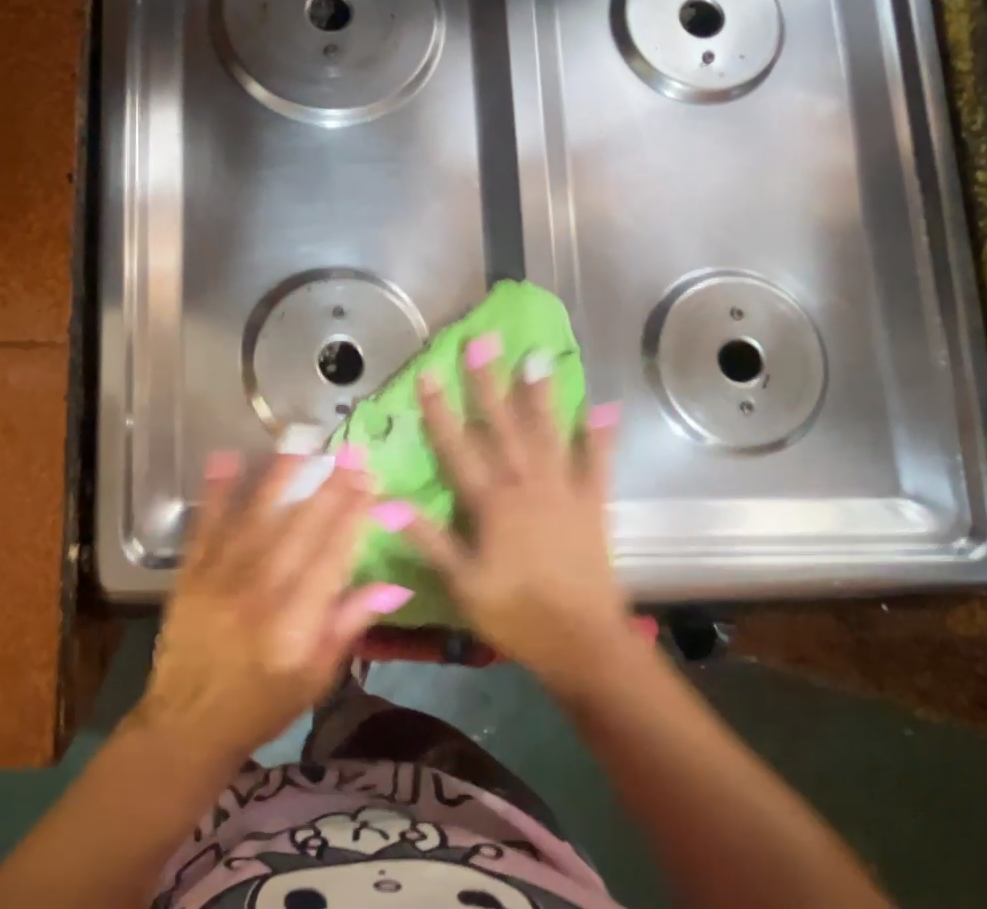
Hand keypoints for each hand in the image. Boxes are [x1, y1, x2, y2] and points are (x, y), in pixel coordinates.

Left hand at [134, 448, 413, 761]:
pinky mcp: (191, 573)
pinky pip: (206, 525)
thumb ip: (348, 626)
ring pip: (257, 517)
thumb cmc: (262, 705)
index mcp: (295, 620)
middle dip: (328, 488)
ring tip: (301, 445)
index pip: (332, 555)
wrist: (188, 722)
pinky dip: (217, 491)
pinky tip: (226, 458)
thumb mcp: (317, 679)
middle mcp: (260, 590)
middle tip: (348, 453)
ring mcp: (221, 577)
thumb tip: (392, 586)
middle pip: (300, 529)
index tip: (370, 481)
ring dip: (280, 479)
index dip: (353, 515)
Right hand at [392, 333, 640, 701]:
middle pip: (503, 426)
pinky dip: (599, 436)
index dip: (439, 410)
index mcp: (491, 503)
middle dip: (488, 384)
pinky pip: (596, 464)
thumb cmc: (514, 614)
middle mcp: (527, 486)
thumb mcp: (461, 582)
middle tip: (482, 342)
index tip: (426, 374)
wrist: (584, 643)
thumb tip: (383, 503)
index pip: (458, 448)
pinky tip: (603, 408)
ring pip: (548, 434)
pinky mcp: (593, 505)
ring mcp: (564, 491)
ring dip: (539, 395)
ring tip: (534, 357)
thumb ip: (427, 539)